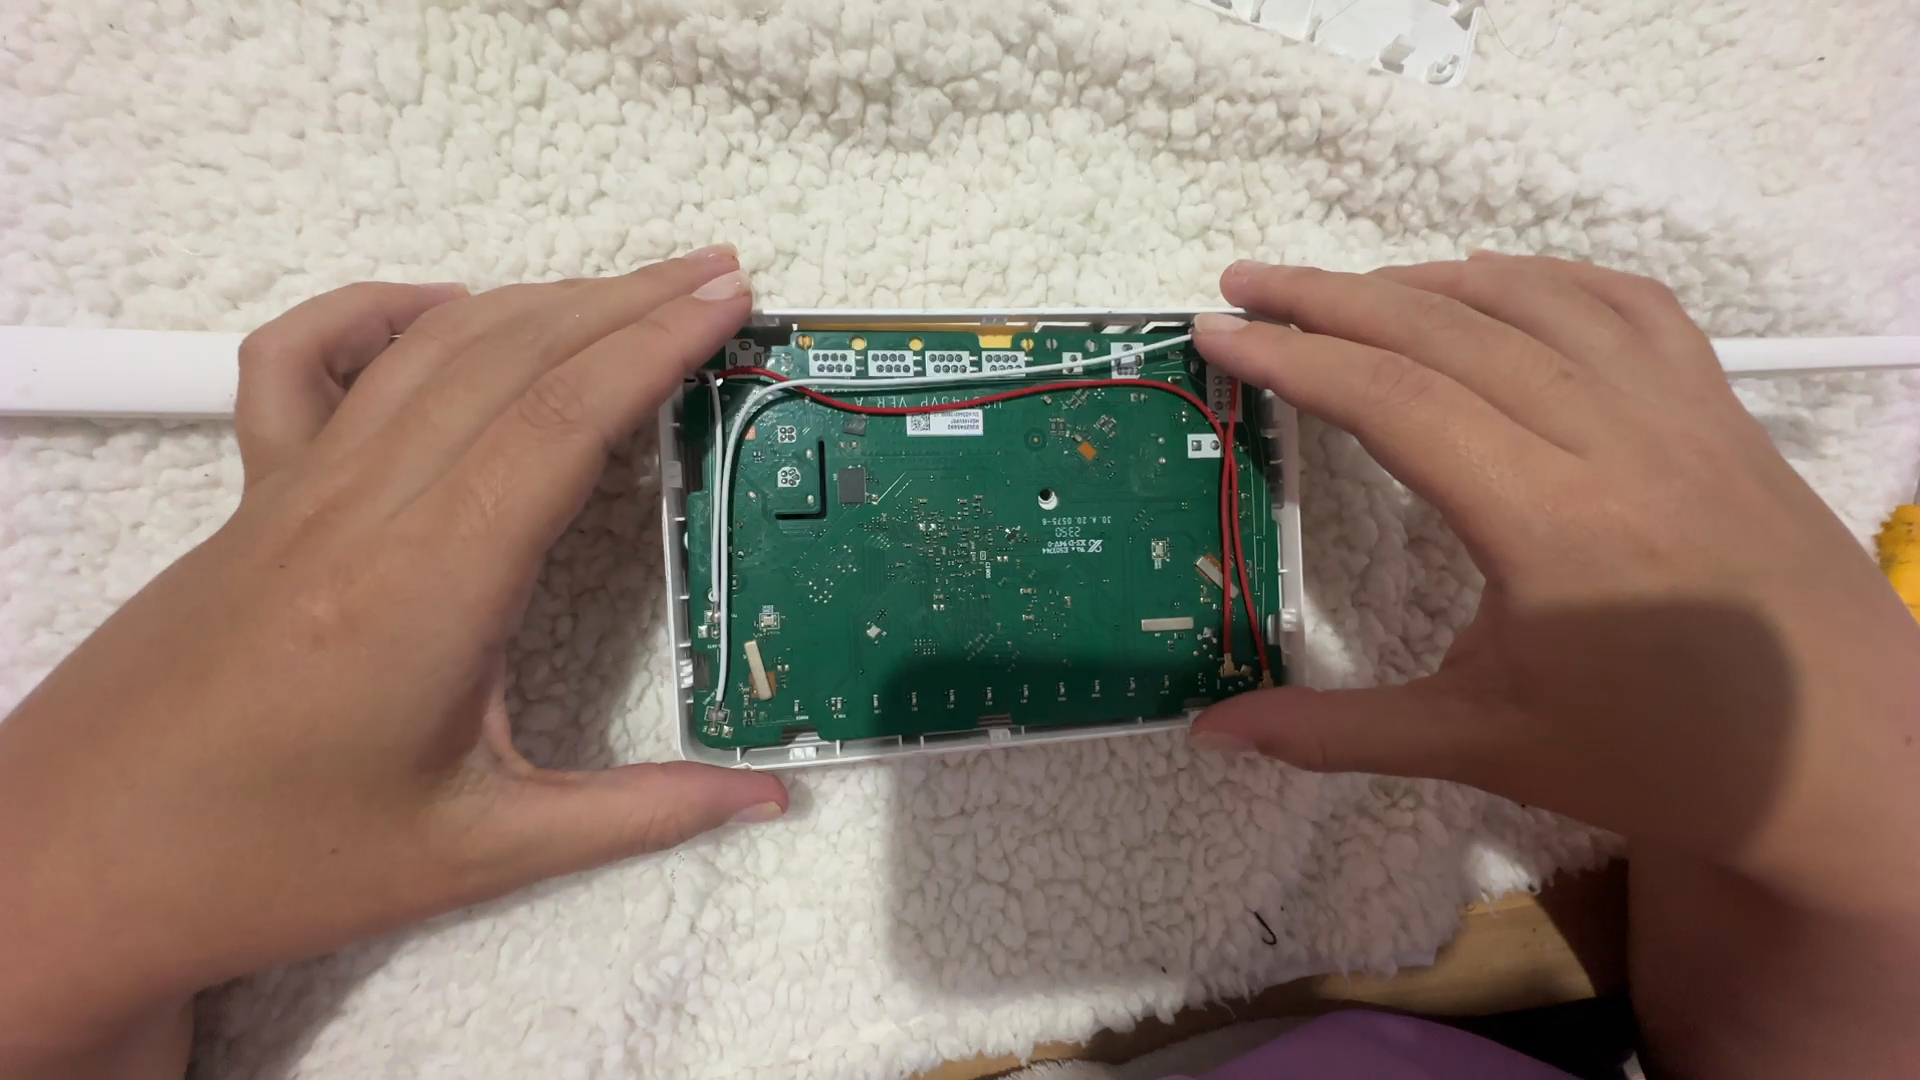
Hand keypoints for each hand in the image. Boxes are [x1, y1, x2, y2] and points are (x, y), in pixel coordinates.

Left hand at [0, 250, 786, 1075]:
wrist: (57, 879)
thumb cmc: (282, 865)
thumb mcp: (486, 852)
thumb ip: (644, 813)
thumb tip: (772, 800)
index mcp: (426, 588)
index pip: (561, 423)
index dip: (654, 350)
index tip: (726, 307)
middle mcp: (360, 509)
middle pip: (512, 357)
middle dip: (629, 301)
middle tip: (718, 277)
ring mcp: (294, 487)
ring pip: (434, 346)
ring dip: (547, 298)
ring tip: (640, 285)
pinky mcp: (255, 493)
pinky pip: (309, 361)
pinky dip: (385, 310)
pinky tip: (450, 308)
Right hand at [1191, 256, 1919, 1077]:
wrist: (1860, 773)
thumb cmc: (1653, 759)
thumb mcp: (1476, 748)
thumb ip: (1330, 731)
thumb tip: (1206, 732)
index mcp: (1552, 525)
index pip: (1396, 401)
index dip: (1295, 357)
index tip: (1220, 330)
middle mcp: (1619, 443)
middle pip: (1447, 329)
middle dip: (1328, 296)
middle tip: (1244, 281)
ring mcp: (1682, 414)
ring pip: (1530, 300)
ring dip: (1415, 281)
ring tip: (1334, 290)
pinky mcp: (1719, 411)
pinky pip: (1618, 305)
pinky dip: (1528, 278)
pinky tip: (1476, 285)